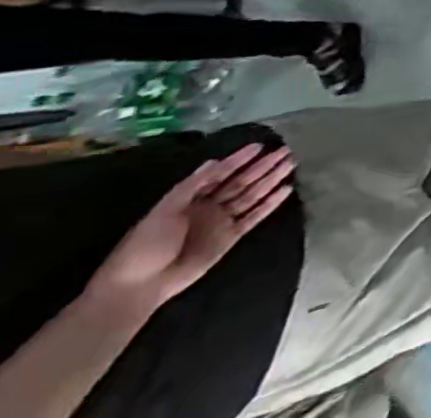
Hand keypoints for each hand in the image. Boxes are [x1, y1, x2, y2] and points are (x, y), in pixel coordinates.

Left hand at [85, 143, 295, 310]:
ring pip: (252, 195)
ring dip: (271, 180)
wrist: (140, 284)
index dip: (239, 160)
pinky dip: (270, 204)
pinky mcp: (231, 237)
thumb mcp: (164, 210)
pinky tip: (285, 190)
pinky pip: (255, 216)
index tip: (259, 146)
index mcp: (191, 197)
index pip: (221, 173)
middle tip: (286, 151)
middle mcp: (209, 206)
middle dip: (263, 166)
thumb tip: (214, 161)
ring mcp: (221, 221)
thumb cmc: (146, 244)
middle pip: (242, 182)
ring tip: (291, 164)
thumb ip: (192, 185)